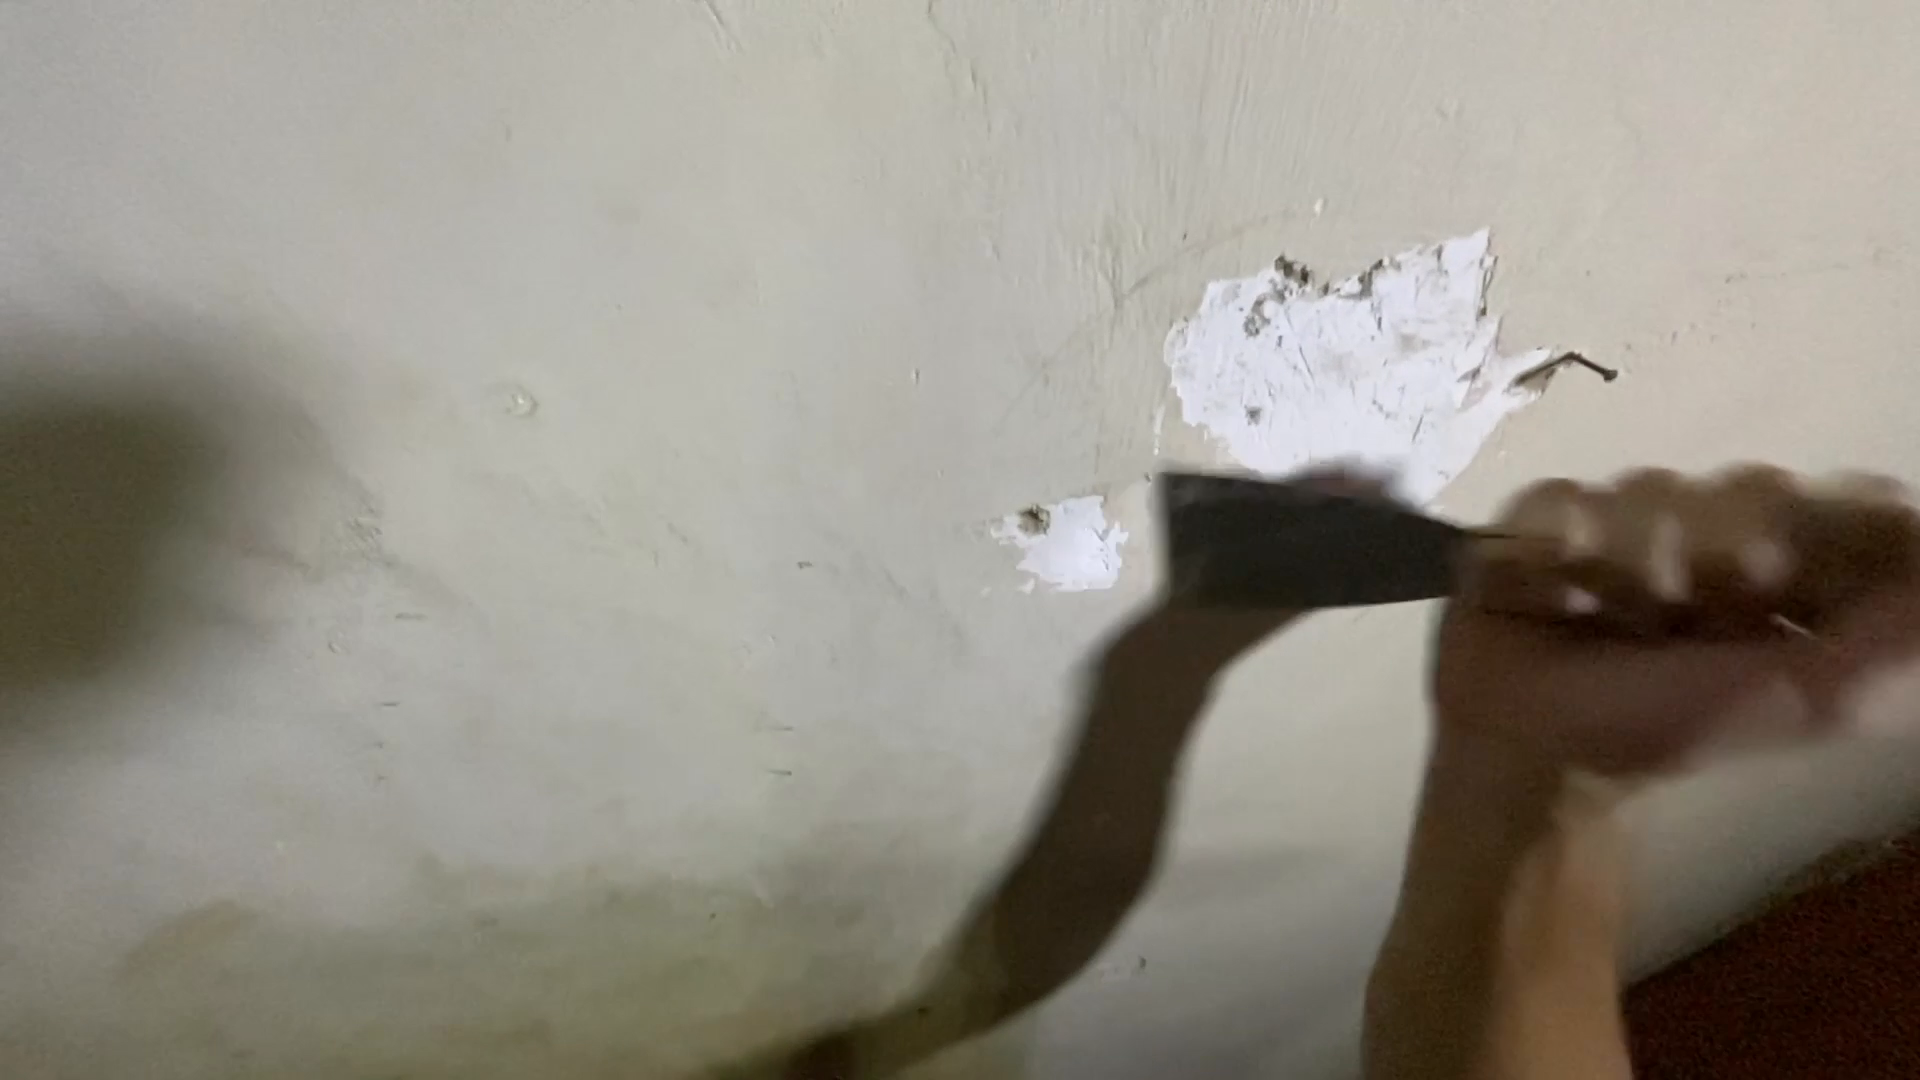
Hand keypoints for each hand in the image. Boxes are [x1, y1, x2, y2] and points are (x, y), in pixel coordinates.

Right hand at [1432, 466, 1919, 775]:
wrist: (1519, 733)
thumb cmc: (1656, 722)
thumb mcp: (1809, 702)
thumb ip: (1898, 644)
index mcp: (1798, 575)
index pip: (1856, 502)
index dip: (1827, 542)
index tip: (1789, 602)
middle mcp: (1716, 537)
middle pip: (1751, 487)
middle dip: (1711, 568)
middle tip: (1676, 626)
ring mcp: (1623, 521)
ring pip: (1648, 488)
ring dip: (1618, 569)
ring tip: (1592, 616)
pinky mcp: (1538, 518)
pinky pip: (1557, 497)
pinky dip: (1549, 552)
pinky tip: (1541, 594)